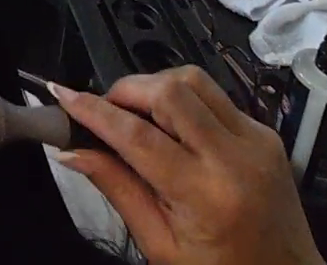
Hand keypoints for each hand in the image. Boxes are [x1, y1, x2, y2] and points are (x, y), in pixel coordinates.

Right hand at [53, 66, 322, 264]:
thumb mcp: (161, 245)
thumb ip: (115, 188)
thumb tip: (69, 149)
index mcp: (207, 196)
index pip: (136, 135)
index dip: (92, 109)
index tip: (60, 93)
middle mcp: (236, 160)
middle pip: (167, 91)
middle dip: (124, 90)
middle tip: (105, 111)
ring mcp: (257, 141)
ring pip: (191, 80)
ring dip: (153, 87)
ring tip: (137, 115)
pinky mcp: (266, 132)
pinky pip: (211, 94)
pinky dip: (180, 99)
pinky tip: (171, 126)